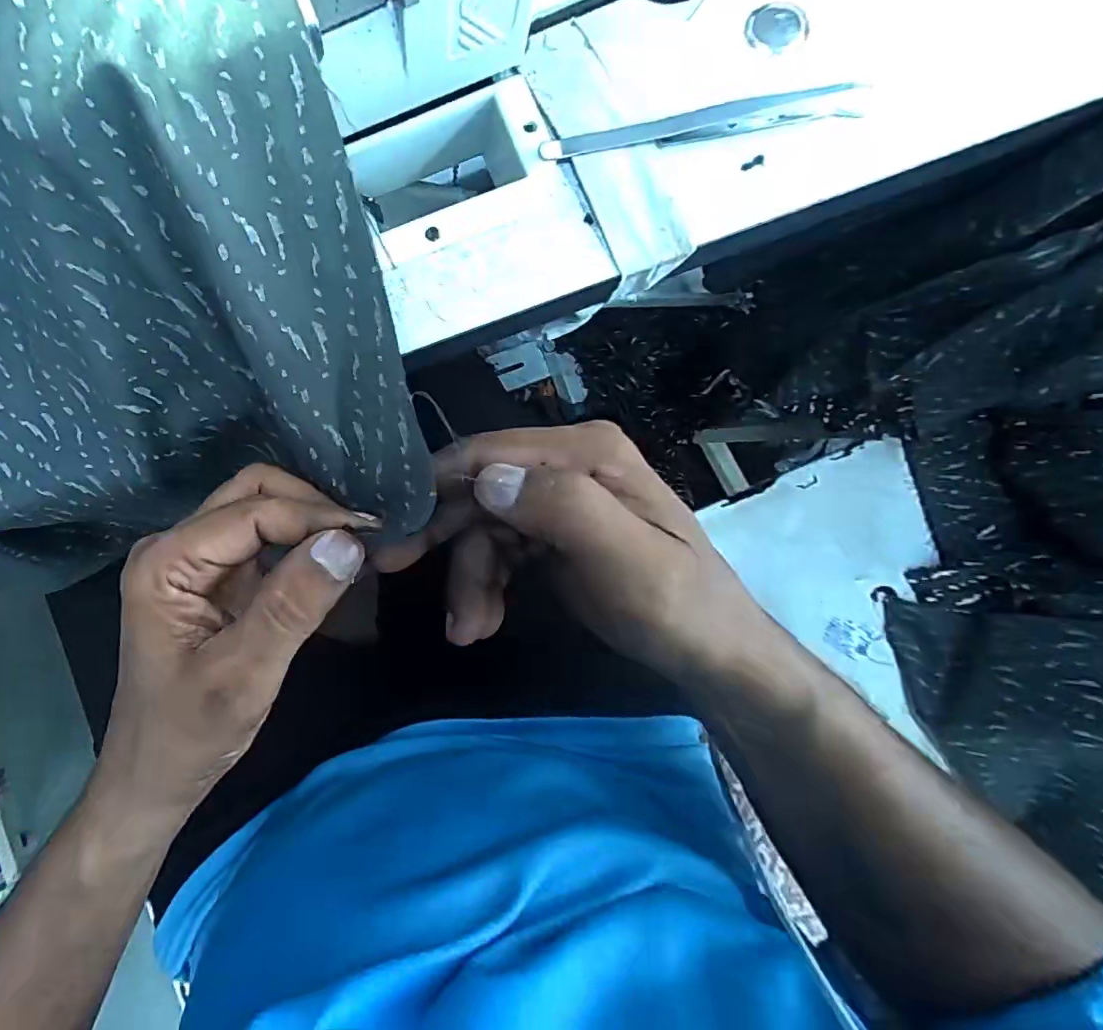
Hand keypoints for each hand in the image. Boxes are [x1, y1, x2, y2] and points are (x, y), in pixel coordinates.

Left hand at [97, 465, 375, 826]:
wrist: (154, 778)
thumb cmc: (190, 734)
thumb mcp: (245, 674)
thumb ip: (293, 605)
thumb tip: (348, 543)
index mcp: (166, 562)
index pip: (254, 512)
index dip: (316, 518)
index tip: (371, 537)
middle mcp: (175, 547)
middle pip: (254, 493)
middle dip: (312, 507)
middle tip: (363, 539)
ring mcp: (195, 562)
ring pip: (261, 509)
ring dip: (311, 520)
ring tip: (357, 546)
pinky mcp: (216, 579)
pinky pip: (265, 540)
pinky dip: (303, 542)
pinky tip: (334, 562)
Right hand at [375, 422, 802, 690]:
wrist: (709, 650)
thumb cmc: (675, 604)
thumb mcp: (626, 559)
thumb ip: (562, 509)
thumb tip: (487, 478)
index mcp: (588, 454)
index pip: (493, 452)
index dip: (437, 485)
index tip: (392, 529)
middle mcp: (570, 465)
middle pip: (482, 490)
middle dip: (444, 538)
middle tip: (395, 571)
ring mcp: (563, 499)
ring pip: (485, 526)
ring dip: (467, 577)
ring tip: (466, 631)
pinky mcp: (556, 533)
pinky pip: (502, 550)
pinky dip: (485, 584)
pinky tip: (480, 622)